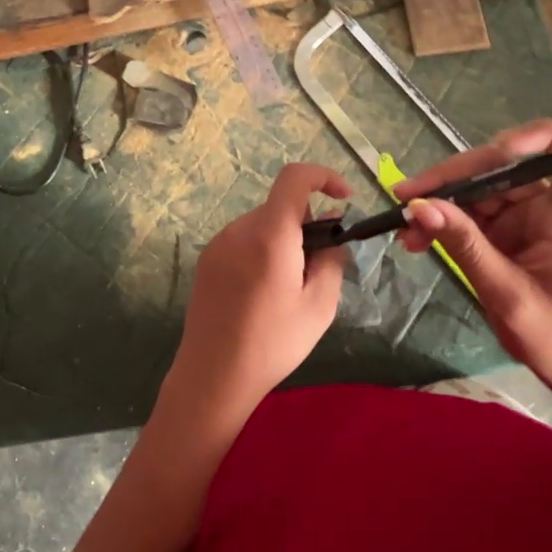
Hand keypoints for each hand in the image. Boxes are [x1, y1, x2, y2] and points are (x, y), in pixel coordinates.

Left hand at [168, 163, 351, 410]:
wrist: (213, 374)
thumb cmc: (272, 342)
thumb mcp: (319, 306)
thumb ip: (332, 261)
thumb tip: (333, 237)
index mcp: (270, 234)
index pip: (294, 178)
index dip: (323, 176)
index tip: (344, 197)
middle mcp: (240, 228)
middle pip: (281, 206)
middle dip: (307, 224)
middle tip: (320, 264)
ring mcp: (219, 242)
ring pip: (263, 224)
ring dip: (284, 240)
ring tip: (291, 286)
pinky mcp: (207, 259)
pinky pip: (244, 240)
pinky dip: (263, 250)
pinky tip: (264, 292)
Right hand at [395, 119, 551, 395]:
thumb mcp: (506, 294)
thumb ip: (465, 246)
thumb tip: (419, 207)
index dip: (544, 138)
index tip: (501, 147)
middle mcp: (546, 206)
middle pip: (504, 164)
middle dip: (456, 174)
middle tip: (409, 192)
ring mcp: (522, 214)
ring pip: (477, 184)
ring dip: (437, 198)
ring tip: (404, 222)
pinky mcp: (501, 227)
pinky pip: (464, 209)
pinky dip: (438, 219)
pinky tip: (414, 237)